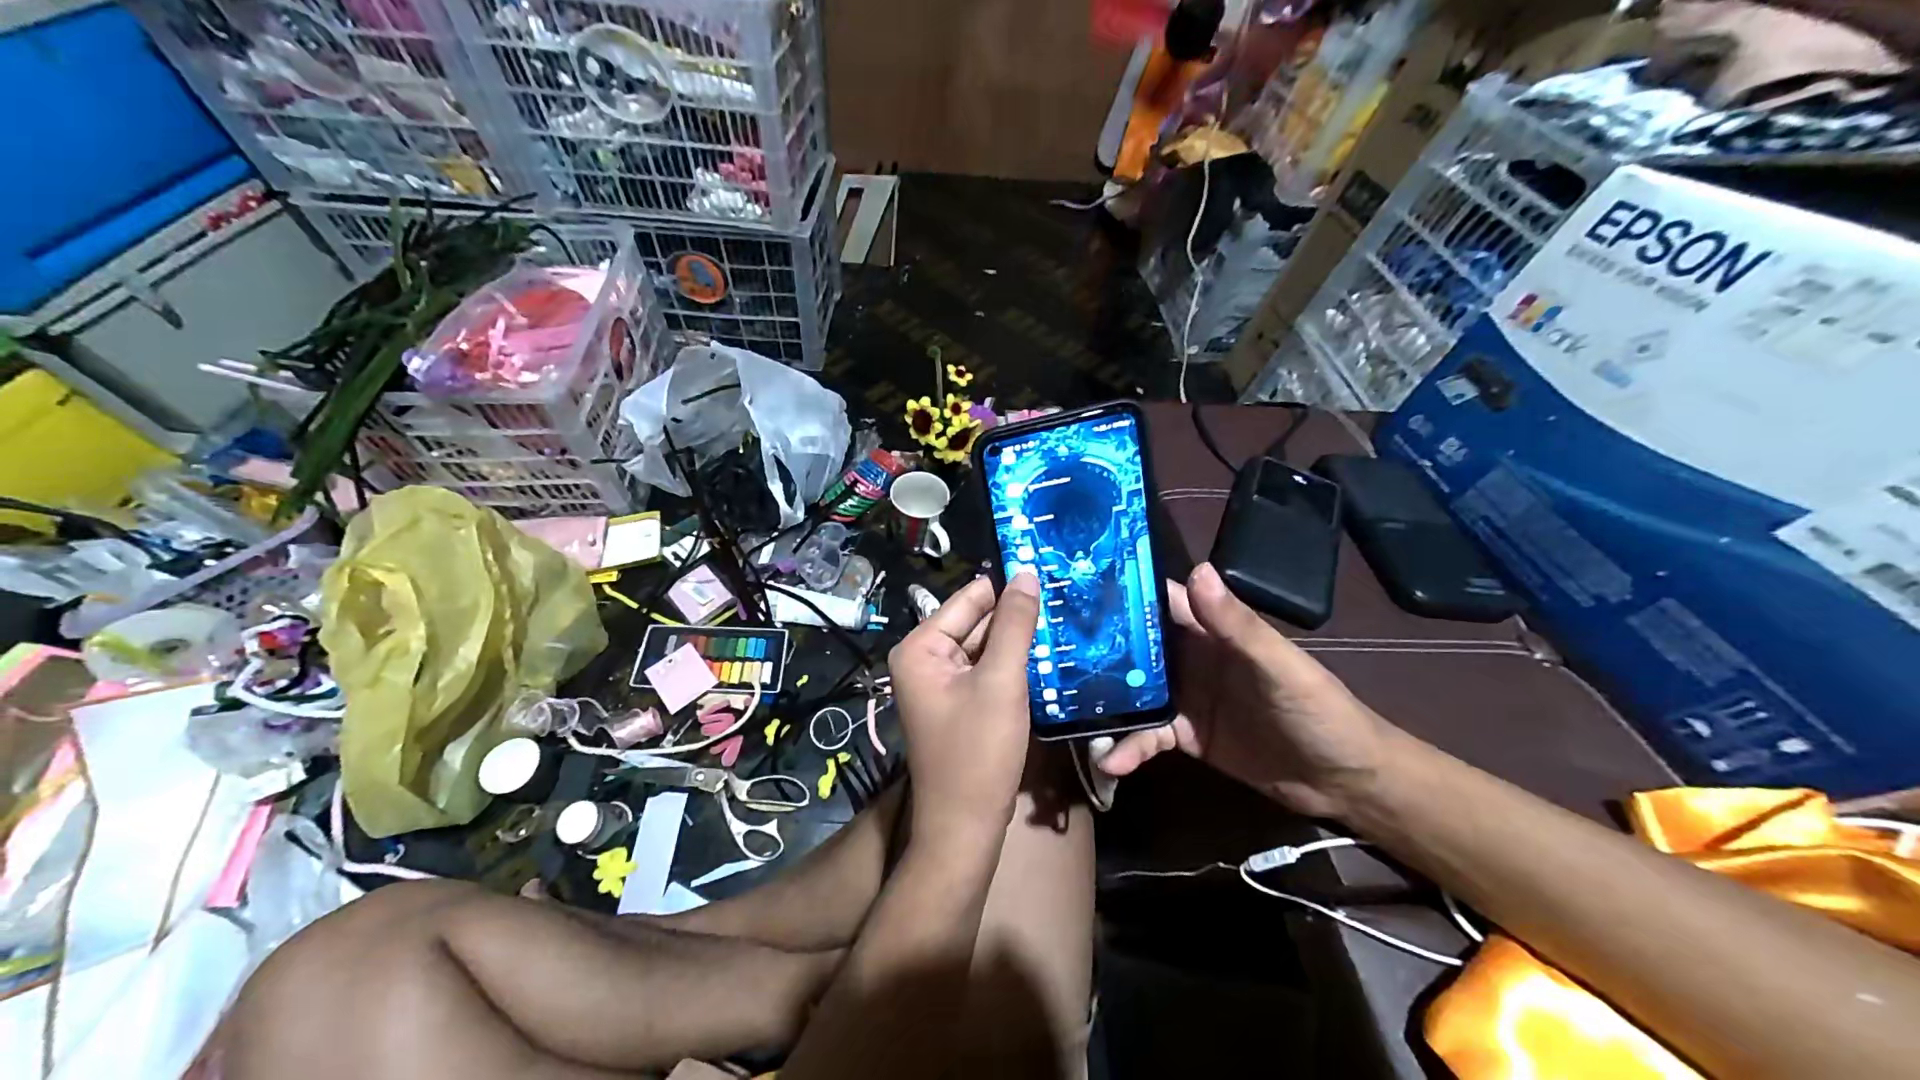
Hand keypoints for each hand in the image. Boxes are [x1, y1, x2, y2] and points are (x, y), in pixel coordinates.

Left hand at [887, 571, 1040, 840]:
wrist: (964, 826)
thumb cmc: (978, 752)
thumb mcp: (1000, 682)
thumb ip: (1014, 625)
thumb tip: (1026, 574)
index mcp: (921, 647)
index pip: (969, 599)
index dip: (1008, 588)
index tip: (1051, 571)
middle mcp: (923, 658)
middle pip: (977, 622)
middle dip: (1016, 616)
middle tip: (1066, 598)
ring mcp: (940, 682)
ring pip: (986, 646)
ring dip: (1018, 641)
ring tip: (1065, 622)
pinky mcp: (958, 702)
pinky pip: (986, 670)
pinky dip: (1012, 665)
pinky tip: (1047, 657)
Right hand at [1098, 563, 1389, 818]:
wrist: (1343, 780)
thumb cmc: (1319, 710)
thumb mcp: (1278, 666)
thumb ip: (1236, 624)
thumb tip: (1196, 569)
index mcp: (1211, 632)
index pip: (1160, 602)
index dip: (1122, 591)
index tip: (1073, 585)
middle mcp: (1190, 659)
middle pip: (1135, 647)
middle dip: (1096, 647)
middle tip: (1050, 650)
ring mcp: (1185, 698)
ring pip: (1133, 692)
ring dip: (1105, 702)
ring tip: (1070, 713)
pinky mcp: (1185, 736)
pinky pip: (1148, 736)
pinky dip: (1130, 747)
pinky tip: (1111, 762)